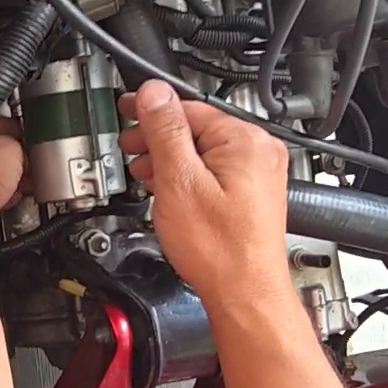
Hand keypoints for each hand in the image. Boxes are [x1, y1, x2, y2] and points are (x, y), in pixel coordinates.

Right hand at [118, 80, 289, 300]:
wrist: (244, 293)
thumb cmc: (219, 249)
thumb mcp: (178, 181)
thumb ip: (164, 132)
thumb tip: (154, 94)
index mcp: (244, 140)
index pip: (187, 107)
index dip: (150, 110)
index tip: (128, 109)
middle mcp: (259, 151)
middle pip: (197, 128)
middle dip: (157, 137)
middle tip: (129, 144)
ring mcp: (259, 173)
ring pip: (204, 150)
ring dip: (169, 157)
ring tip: (144, 171)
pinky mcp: (253, 193)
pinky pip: (215, 170)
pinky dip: (187, 174)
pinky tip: (168, 188)